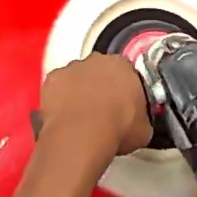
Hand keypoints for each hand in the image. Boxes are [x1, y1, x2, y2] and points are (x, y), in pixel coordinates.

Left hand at [34, 54, 151, 163]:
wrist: (82, 135)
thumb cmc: (115, 128)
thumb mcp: (143, 129)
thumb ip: (142, 119)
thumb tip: (141, 126)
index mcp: (124, 66)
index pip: (127, 72)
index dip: (124, 89)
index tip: (122, 105)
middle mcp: (98, 60)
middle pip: (100, 70)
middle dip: (100, 85)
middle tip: (102, 110)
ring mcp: (73, 68)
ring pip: (77, 76)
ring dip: (79, 90)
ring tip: (80, 116)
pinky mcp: (53, 78)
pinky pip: (57, 86)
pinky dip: (59, 97)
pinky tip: (64, 115)